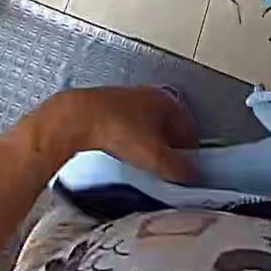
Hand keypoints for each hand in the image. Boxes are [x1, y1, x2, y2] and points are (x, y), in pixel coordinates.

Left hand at [30, 87, 198, 182]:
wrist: (79, 118)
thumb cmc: (119, 129)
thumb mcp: (154, 156)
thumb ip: (177, 167)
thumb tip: (191, 175)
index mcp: (169, 102)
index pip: (190, 131)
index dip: (189, 154)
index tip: (184, 171)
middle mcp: (153, 96)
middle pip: (170, 129)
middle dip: (169, 150)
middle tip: (164, 170)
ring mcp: (132, 99)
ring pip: (150, 127)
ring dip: (149, 146)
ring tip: (142, 164)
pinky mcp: (112, 106)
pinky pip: (131, 126)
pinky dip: (132, 141)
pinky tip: (124, 152)